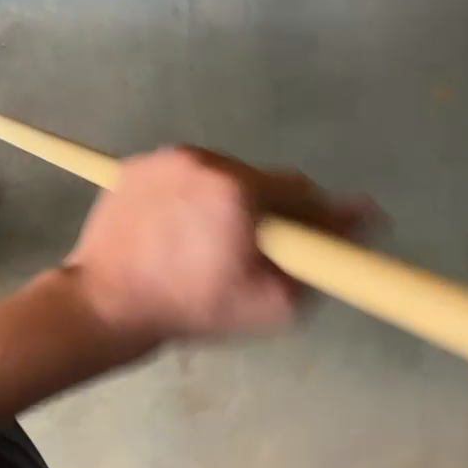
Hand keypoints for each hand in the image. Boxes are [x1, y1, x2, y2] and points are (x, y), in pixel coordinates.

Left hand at [63, 147, 376, 358]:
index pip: (303, 192)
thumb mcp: (273, 301)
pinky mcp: (134, 166)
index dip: (317, 218)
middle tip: (256, 250)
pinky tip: (179, 230)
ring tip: (210, 242)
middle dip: (269, 210)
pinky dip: (190, 196)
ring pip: (219, 174)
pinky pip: (181, 176)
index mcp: (239, 189)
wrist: (106, 300)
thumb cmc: (193, 307)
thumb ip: (325, 259)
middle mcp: (202, 161)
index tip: (322, 237)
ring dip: (227, 199)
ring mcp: (163, 160)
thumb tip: (361, 217)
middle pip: (259, 179)